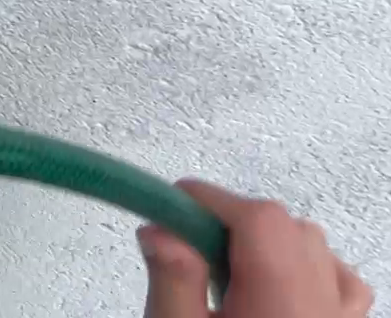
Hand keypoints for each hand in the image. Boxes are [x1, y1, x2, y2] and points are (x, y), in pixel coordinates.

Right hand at [141, 179, 371, 317]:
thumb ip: (172, 279)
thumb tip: (159, 230)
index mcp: (283, 299)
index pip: (259, 215)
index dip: (206, 197)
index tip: (161, 204)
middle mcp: (324, 305)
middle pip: (284, 222)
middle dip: (225, 214)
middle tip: (181, 235)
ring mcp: (343, 317)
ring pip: (314, 243)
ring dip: (262, 234)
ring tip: (217, 258)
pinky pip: (341, 276)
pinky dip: (303, 261)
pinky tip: (268, 274)